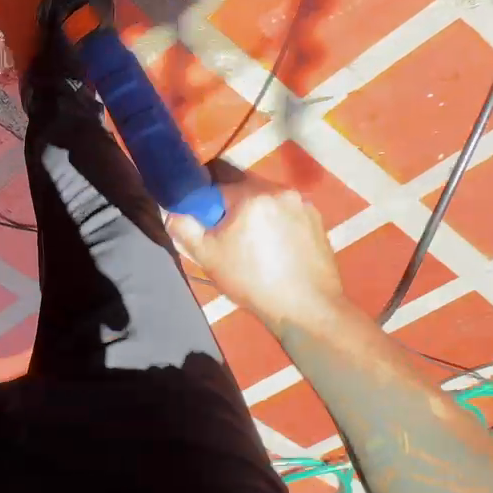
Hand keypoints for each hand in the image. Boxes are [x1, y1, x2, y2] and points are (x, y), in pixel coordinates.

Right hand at [164, 167, 347, 327]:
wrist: (307, 309)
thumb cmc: (252, 280)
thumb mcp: (206, 255)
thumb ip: (183, 227)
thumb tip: (174, 212)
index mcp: (252, 194)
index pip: (216, 183)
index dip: (206, 204)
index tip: (207, 226)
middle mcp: (280, 191)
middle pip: (243, 189)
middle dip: (231, 208)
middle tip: (228, 238)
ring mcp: (303, 204)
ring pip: (265, 200)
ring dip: (255, 214)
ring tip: (254, 246)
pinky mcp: (318, 220)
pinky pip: (285, 212)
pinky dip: (276, 223)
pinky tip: (276, 250)